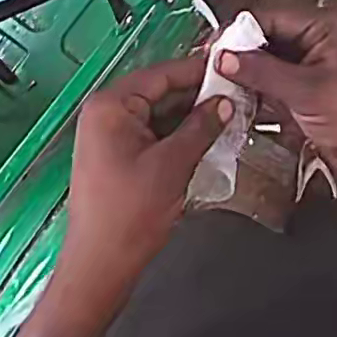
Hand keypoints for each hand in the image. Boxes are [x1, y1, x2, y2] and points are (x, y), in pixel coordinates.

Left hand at [59, 56, 229, 296]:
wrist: (99, 268)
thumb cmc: (129, 215)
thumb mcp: (172, 165)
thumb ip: (200, 128)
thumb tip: (224, 103)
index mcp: (110, 105)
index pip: (160, 74)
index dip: (197, 71)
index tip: (230, 68)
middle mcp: (105, 112)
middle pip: (159, 92)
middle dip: (197, 95)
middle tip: (236, 94)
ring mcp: (109, 134)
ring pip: (158, 113)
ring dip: (190, 116)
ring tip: (229, 115)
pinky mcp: (116, 154)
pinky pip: (152, 132)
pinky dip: (178, 134)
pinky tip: (206, 137)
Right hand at [218, 9, 336, 184]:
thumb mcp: (306, 90)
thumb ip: (262, 71)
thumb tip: (224, 57)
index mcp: (322, 26)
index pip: (269, 17)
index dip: (238, 32)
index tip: (213, 49)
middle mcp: (312, 39)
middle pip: (262, 37)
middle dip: (237, 53)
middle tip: (211, 68)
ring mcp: (305, 64)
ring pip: (261, 60)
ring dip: (242, 73)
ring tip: (217, 84)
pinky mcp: (299, 88)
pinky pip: (267, 80)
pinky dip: (251, 89)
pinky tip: (234, 98)